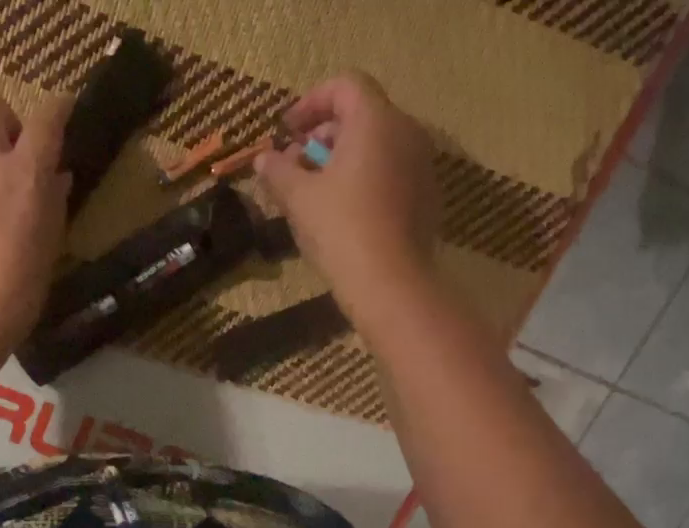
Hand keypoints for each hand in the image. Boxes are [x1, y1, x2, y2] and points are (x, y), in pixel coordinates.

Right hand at [255, 73, 438, 310]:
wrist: (388, 279)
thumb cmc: (339, 228)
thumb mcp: (297, 197)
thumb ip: (278, 171)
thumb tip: (263, 158)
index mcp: (375, 121)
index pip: (345, 86)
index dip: (310, 102)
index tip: (285, 131)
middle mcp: (406, 131)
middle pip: (361, 114)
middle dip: (323, 134)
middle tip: (294, 165)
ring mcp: (421, 162)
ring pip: (376, 143)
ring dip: (341, 157)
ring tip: (313, 190)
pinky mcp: (425, 192)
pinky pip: (389, 169)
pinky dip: (362, 176)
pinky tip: (341, 209)